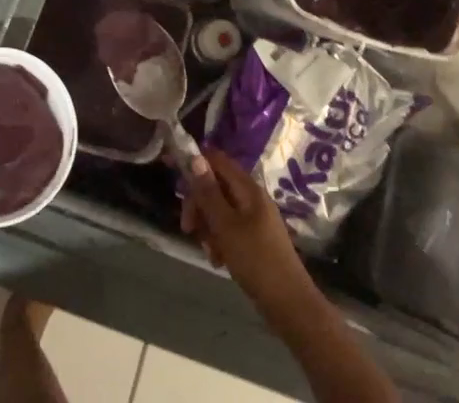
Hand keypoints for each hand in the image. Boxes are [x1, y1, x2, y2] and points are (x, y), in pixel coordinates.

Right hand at [179, 149, 312, 305]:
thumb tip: (196, 157)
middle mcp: (251, 198)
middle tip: (187, 228)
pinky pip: (228, 229)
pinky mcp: (254, 238)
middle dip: (198, 205)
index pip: (217, 160)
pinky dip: (219, 241)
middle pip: (215, 187)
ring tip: (208, 251)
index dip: (194, 161)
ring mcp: (254, 219)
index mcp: (248, 189)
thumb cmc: (255, 259)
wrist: (287, 301)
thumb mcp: (226, 225)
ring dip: (207, 228)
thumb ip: (209, 192)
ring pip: (219, 210)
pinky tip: (217, 260)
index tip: (171, 172)